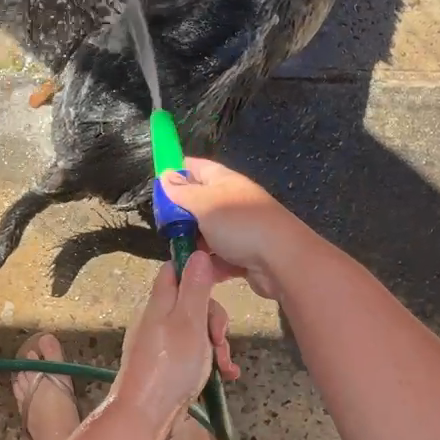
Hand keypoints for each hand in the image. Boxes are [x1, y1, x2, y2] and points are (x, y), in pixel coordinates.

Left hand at [109, 251, 239, 425]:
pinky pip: (192, 351)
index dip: (198, 271)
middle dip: (214, 319)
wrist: (146, 414)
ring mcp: (161, 340)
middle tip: (219, 339)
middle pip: (192, 300)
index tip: (222, 284)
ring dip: (216, 344)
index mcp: (159, 300)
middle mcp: (157, 315)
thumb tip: (198, 252)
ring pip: (196, 328)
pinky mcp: (166, 362)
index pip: (176, 268)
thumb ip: (195, 287)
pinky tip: (225, 375)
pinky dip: (209, 360)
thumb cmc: (170, 365)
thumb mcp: (189, 321)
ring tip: (225, 365)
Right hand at [159, 158, 312, 299]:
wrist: (283, 261)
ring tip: (177, 254)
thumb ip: (182, 191)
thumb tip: (166, 174)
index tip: (157, 186)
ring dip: (193, 243)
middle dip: (180, 215)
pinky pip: (219, 257)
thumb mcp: (203, 204)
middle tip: (163, 228)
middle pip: (199, 202)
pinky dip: (208, 264)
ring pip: (207, 233)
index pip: (195, 167)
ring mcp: (239, 229)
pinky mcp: (244, 255)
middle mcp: (232, 201)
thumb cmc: (240, 225)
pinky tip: (196, 272)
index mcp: (223, 181)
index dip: (176, 171)